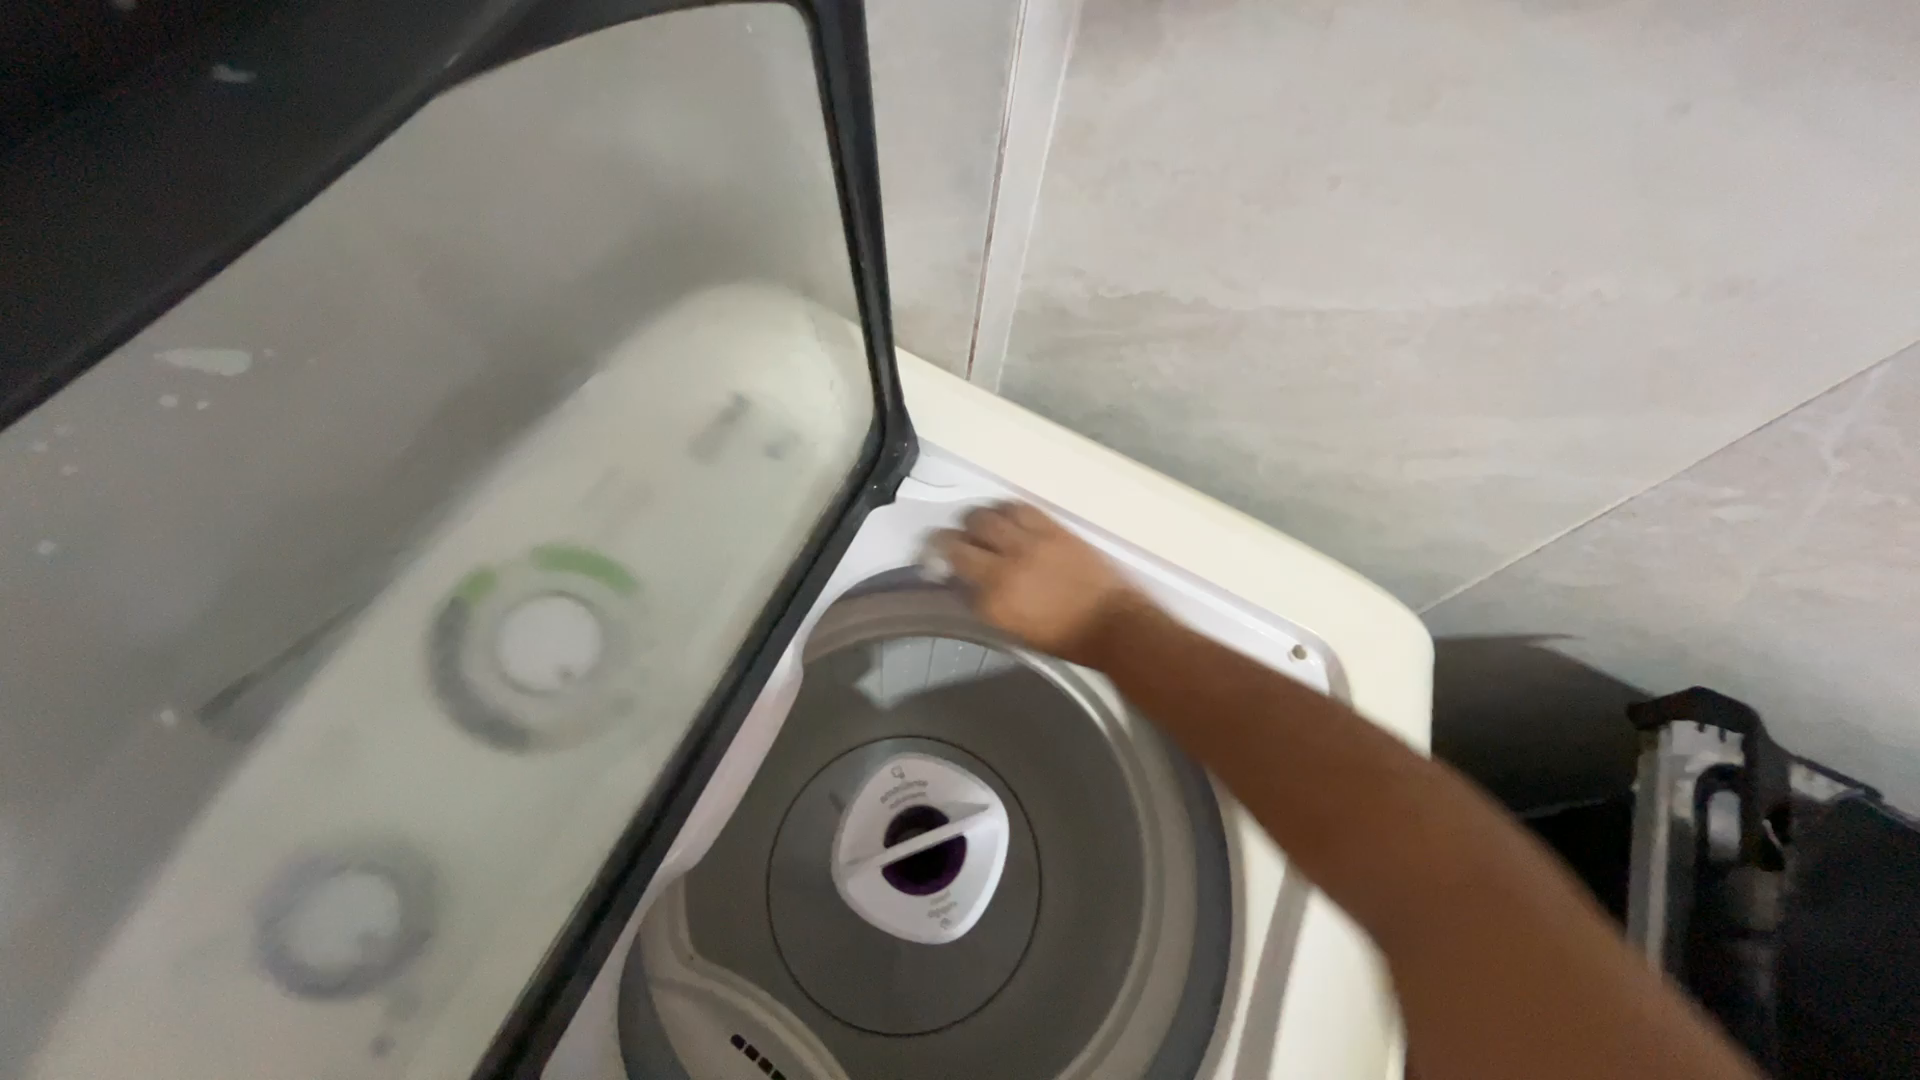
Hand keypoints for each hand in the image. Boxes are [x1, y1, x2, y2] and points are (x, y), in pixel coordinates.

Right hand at [930, 501, 1147, 665]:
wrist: (1114, 625)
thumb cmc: (1066, 638)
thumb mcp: (1015, 630)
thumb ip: (988, 604)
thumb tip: (969, 584)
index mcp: (993, 603)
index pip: (952, 577)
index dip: (941, 569)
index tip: (939, 565)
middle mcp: (1003, 569)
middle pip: (958, 542)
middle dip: (948, 541)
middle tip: (954, 542)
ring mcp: (1027, 544)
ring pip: (984, 517)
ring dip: (975, 521)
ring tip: (979, 526)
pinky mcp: (1051, 529)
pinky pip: (1017, 508)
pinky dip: (1005, 510)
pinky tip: (1006, 516)